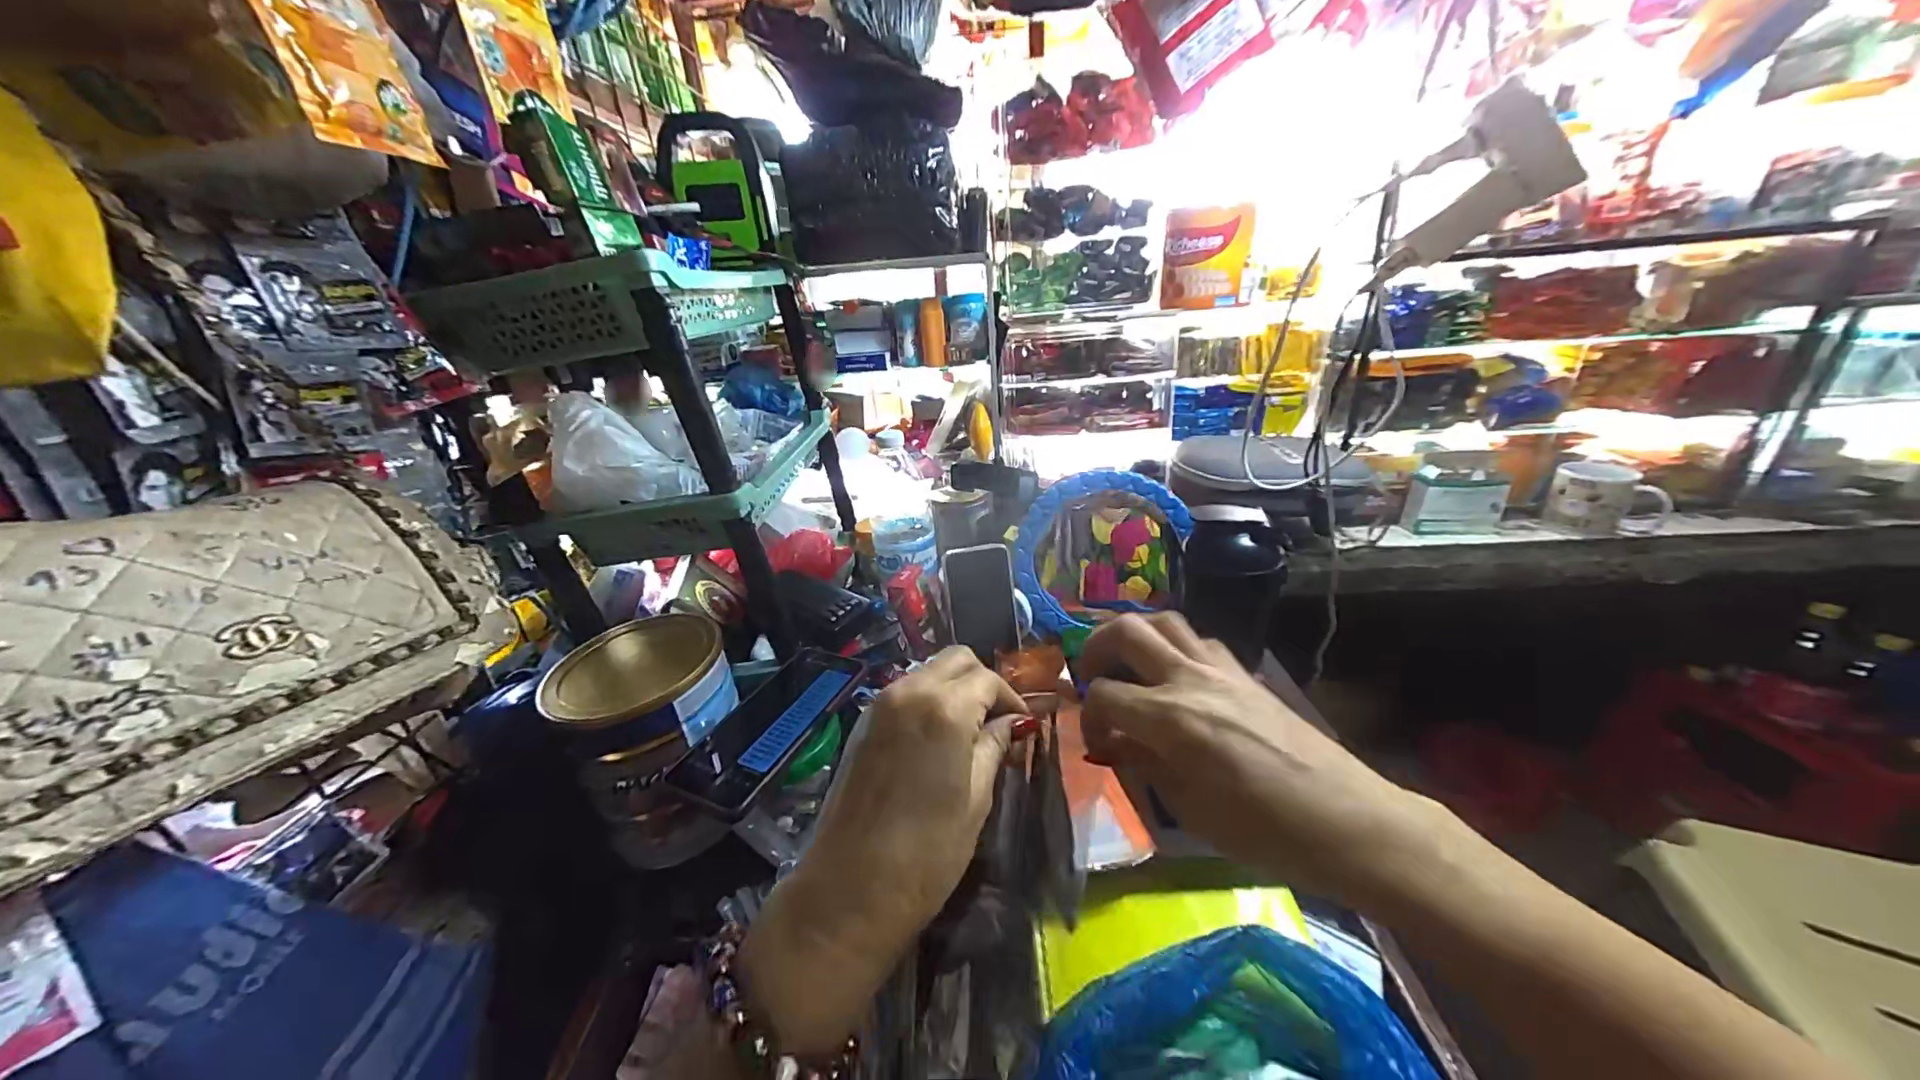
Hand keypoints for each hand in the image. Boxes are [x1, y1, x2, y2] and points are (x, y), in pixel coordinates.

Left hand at [737, 647, 1023, 1055]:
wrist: (849, 888)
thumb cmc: (926, 852)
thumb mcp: (976, 799)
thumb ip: (993, 747)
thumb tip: (1012, 722)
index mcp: (944, 708)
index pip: (987, 679)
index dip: (1012, 699)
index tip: (1023, 728)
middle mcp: (909, 691)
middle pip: (956, 660)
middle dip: (982, 682)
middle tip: (997, 722)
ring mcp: (880, 705)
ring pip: (928, 671)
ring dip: (954, 688)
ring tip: (970, 731)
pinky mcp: (863, 723)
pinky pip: (905, 691)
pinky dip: (928, 699)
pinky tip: (937, 738)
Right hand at [1078, 613, 1437, 906]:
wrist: (1349, 822)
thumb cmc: (1265, 831)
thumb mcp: (1190, 809)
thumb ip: (1144, 765)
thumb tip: (1115, 743)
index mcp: (1171, 719)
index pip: (1104, 694)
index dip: (1089, 715)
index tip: (1097, 740)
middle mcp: (1191, 680)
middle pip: (1127, 631)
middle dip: (1095, 646)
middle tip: (1089, 673)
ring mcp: (1223, 671)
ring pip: (1166, 621)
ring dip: (1136, 634)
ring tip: (1127, 662)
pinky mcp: (1247, 674)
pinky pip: (1201, 640)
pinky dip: (1176, 646)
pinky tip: (1177, 676)